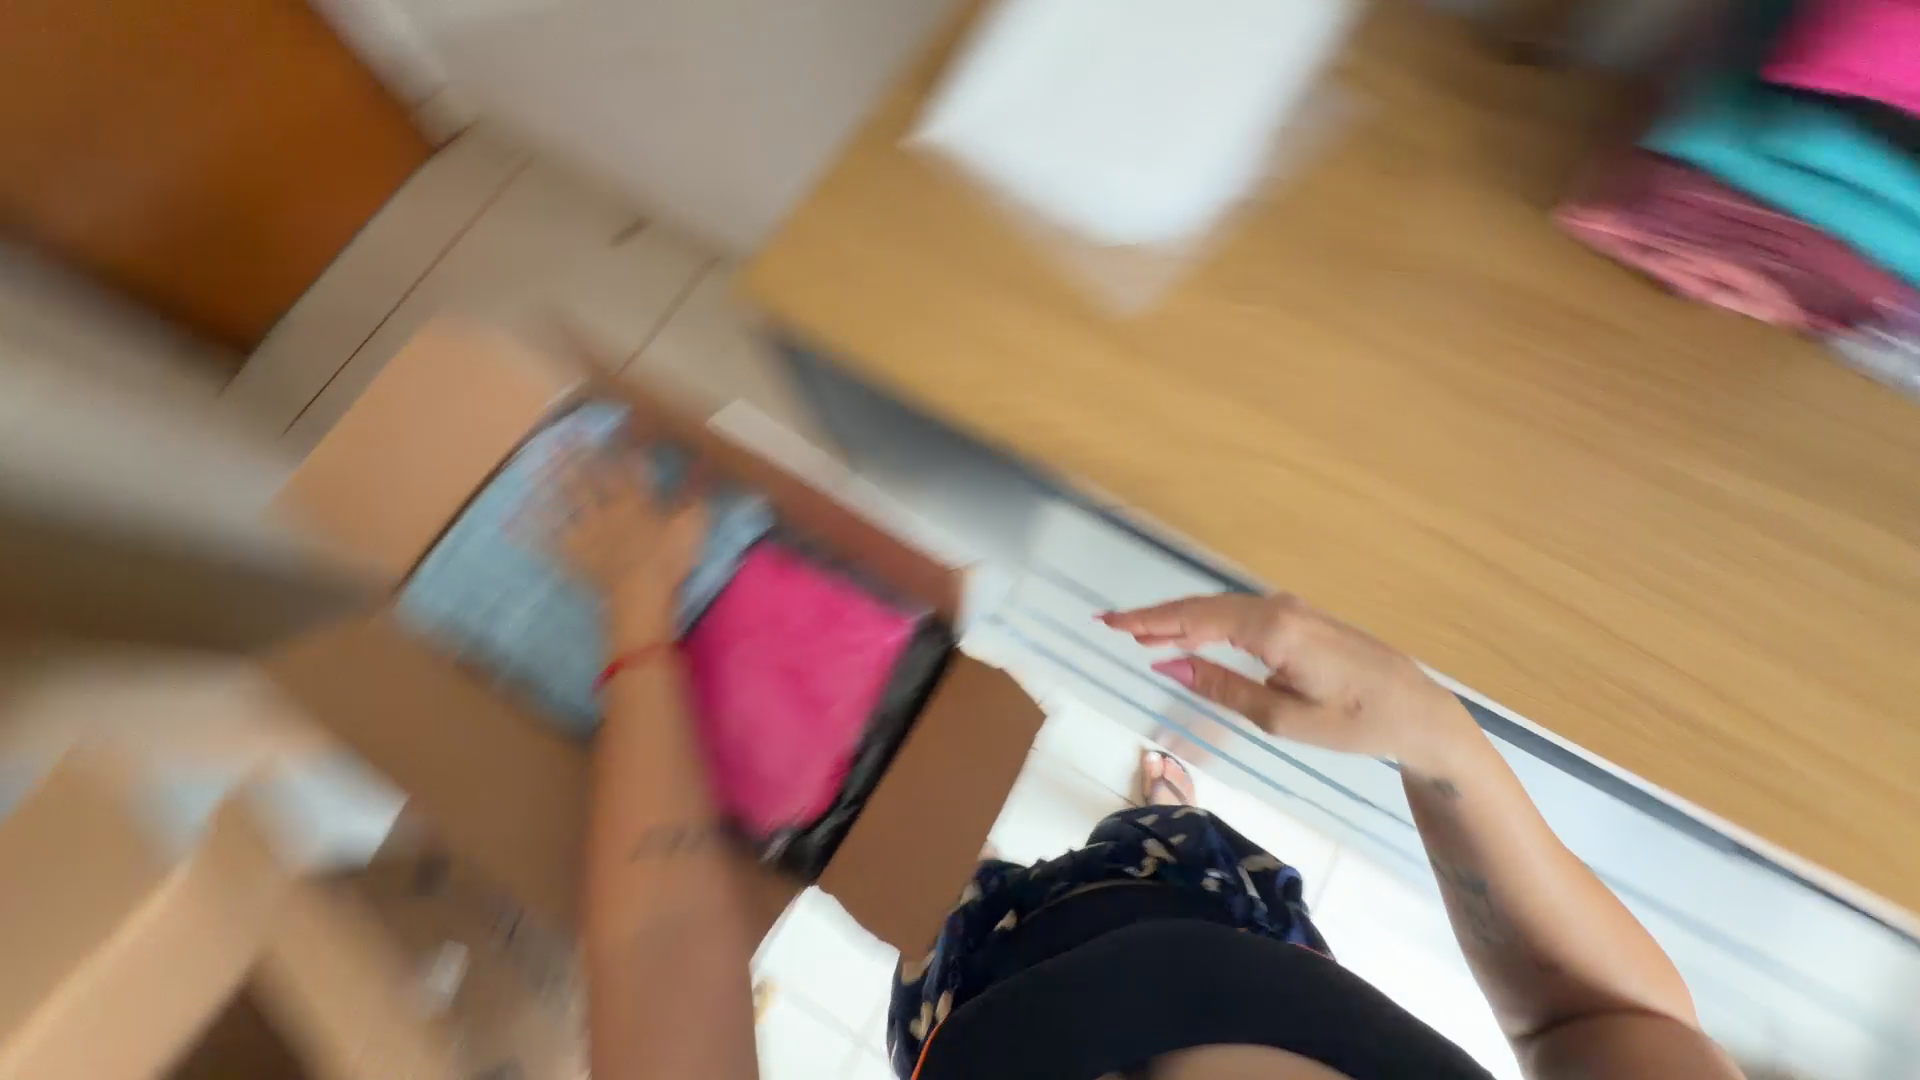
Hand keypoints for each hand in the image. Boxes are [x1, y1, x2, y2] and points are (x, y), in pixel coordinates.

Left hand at [528, 444, 705, 633]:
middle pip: (588, 478)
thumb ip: (694, 496)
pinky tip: (508, 520)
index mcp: (635, 501)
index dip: (618, 449)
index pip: (626, 469)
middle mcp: (604, 509)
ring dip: (548, 481)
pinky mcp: (569, 555)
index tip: (612, 431)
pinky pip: (544, 540)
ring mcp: (583, 531)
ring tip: (535, 462)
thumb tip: (703, 468)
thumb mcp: (692, 525)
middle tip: (563, 434)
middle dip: (576, 456)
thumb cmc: (669, 561)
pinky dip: (525, 530)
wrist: (640, 596)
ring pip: (562, 501)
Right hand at [1100, 593, 1478, 771]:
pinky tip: (1191, 637)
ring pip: (1220, 609)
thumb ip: (1222, 687)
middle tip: (1114, 625)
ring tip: (1141, 634)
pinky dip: (1207, 624)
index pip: (1196, 618)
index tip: (1110, 622)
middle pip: (1203, 607)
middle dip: (1157, 617)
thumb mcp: (1282, 718)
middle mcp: (1277, 609)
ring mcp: (1290, 610)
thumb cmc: (1355, 722)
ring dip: (1180, 621)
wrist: (1420, 711)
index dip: (1150, 620)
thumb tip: (1168, 664)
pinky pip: (1239, 615)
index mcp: (1272, 630)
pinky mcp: (1298, 618)